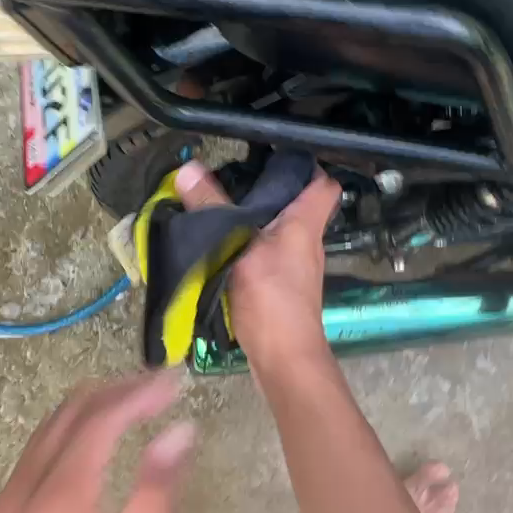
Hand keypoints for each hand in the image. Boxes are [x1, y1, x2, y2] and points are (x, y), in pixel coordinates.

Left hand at [0, 372, 194, 512]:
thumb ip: (155, 493)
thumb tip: (180, 431)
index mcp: (61, 490)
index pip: (102, 416)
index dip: (139, 391)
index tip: (175, 379)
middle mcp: (27, 480)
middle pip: (71, 410)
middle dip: (117, 390)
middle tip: (158, 386)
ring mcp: (8, 496)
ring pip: (50, 427)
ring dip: (92, 406)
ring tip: (133, 405)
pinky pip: (39, 450)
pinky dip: (72, 430)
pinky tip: (93, 446)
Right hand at [174, 161, 342, 361]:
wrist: (284, 359)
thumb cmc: (271, 301)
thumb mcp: (237, 247)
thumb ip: (213, 209)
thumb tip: (189, 169)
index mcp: (305, 225)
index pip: (324, 184)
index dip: (307, 165)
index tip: (276, 154)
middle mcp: (306, 243)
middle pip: (297, 206)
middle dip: (270, 191)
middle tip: (236, 176)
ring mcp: (295, 268)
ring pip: (279, 232)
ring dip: (256, 220)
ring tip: (223, 206)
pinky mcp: (281, 288)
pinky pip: (266, 255)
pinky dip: (249, 246)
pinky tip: (223, 247)